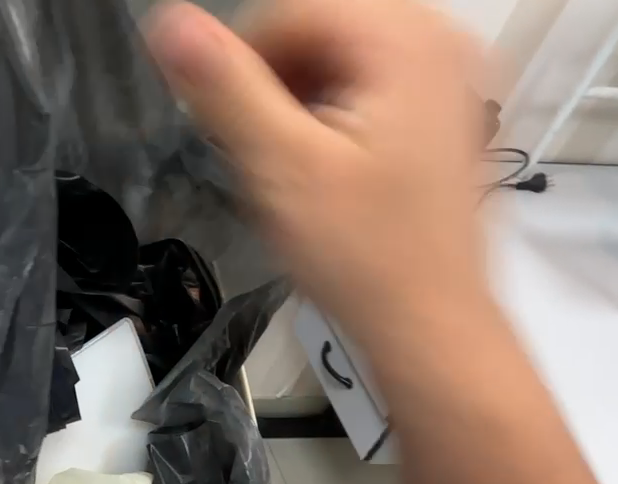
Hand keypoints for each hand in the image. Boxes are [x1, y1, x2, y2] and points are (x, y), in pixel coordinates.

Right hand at [146, 0, 490, 352]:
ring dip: (298, 101)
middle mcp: (440, 41)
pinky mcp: (441, 115)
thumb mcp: (279, 169)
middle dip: (274, 83)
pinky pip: (370, 87)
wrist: (425, 319)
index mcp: (405, 39)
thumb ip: (226, 91)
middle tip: (254, 148)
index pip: (295, 8)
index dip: (241, 59)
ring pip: (344, 59)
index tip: (219, 122)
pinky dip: (330, 116)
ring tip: (284, 166)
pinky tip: (318, 171)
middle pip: (323, 26)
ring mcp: (449, 78)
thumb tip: (168, 25)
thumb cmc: (359, 255)